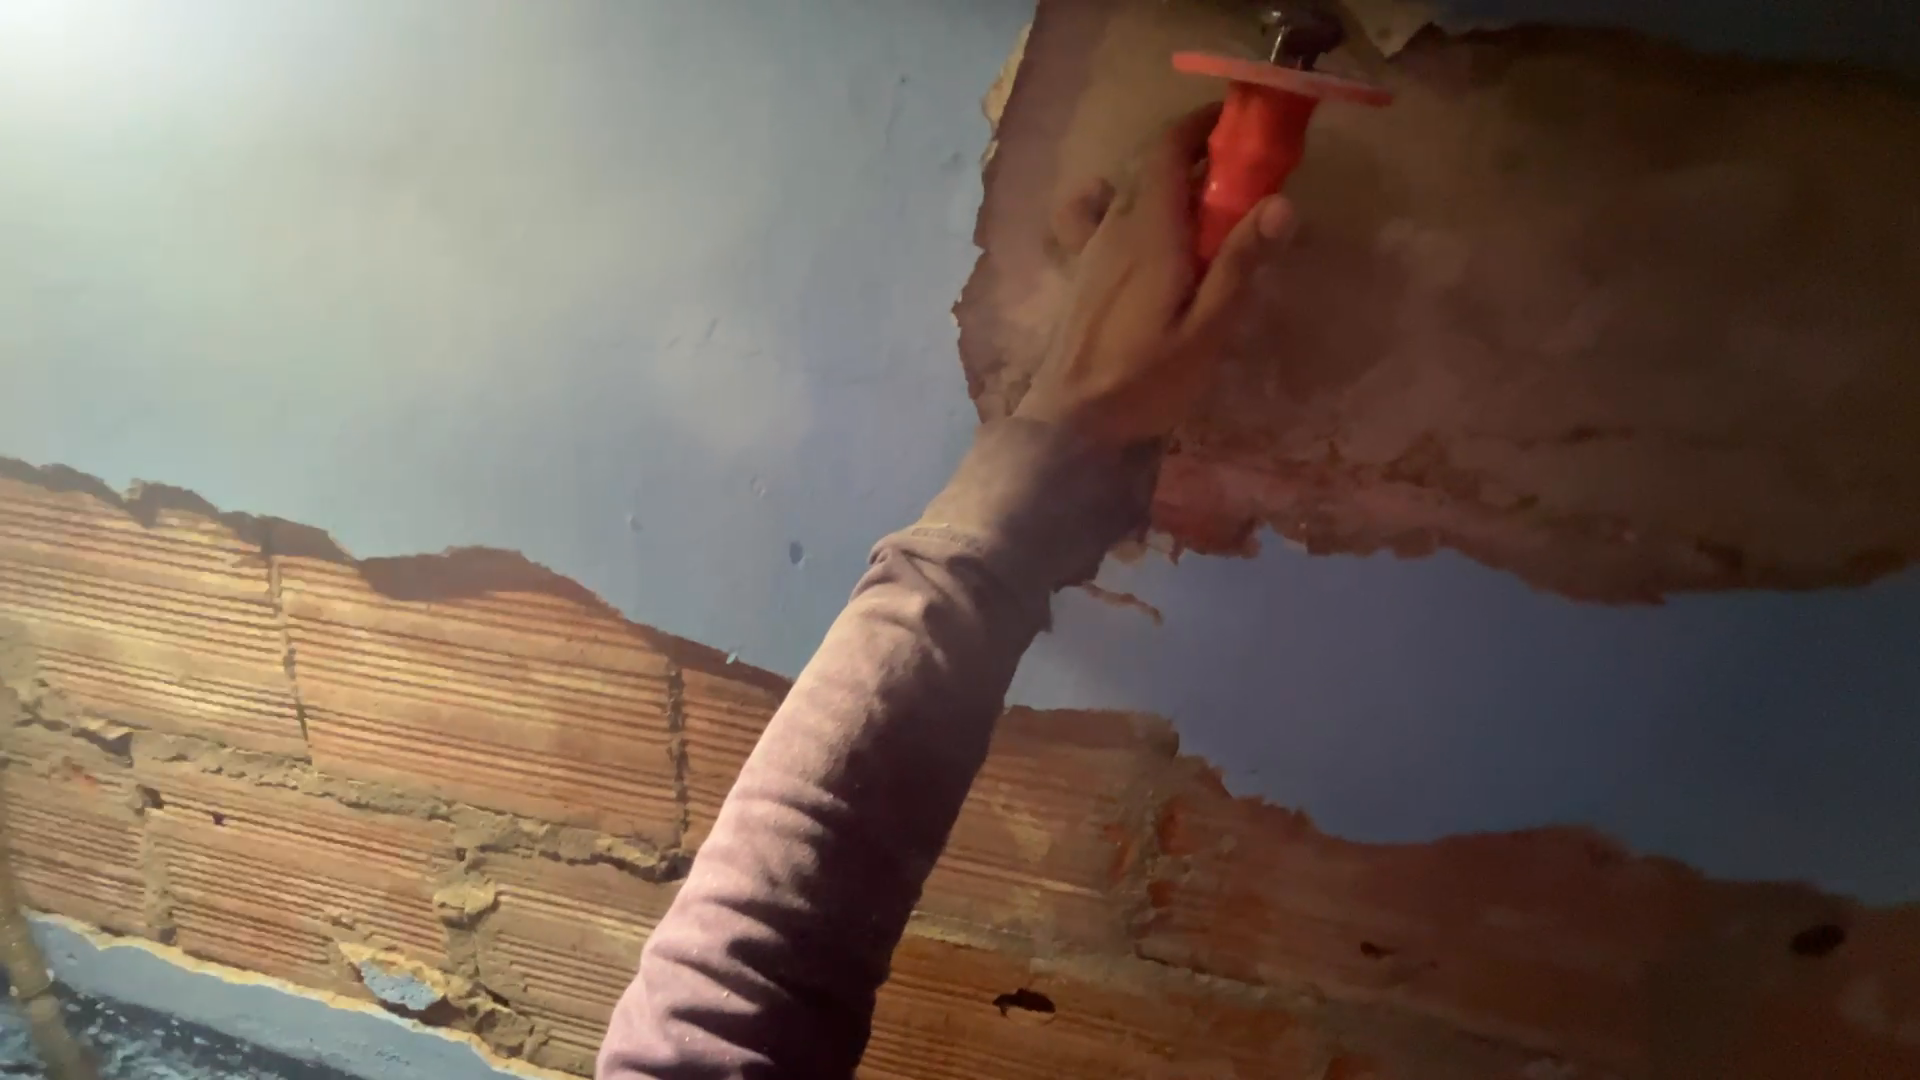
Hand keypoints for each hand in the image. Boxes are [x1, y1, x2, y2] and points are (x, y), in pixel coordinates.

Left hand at [1015, 103, 1295, 446]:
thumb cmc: (1142, 382)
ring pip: (1125, 198)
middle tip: (1237, 183)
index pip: (1166, 149)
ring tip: (1200, 218)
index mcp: (1148, 232)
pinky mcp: (1077, 280)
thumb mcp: (1203, 332)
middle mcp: (1111, 230)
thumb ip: (1238, 266)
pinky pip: (1095, 224)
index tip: (1237, 124)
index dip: (1200, 124)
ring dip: (1164, 190)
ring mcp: (1088, 254)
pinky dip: (1123, 212)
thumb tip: (1282, 201)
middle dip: (1193, 160)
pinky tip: (1137, 237)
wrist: (1069, 421)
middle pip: (1149, 170)